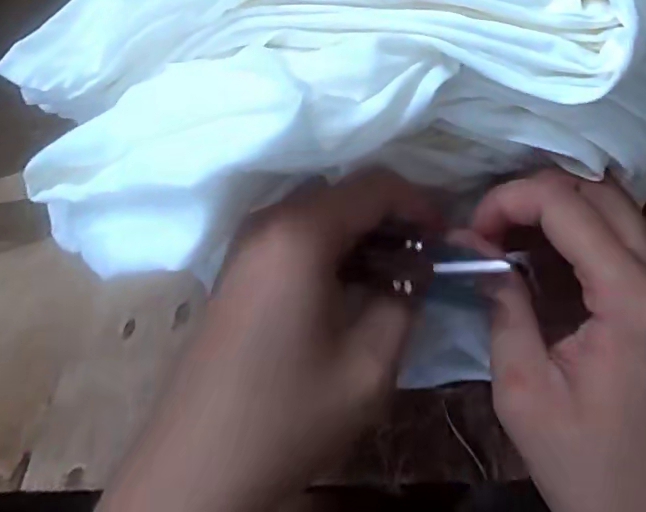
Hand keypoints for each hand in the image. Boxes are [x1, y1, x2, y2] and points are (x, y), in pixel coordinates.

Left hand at [100, 170, 440, 511]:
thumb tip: (420, 265)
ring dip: (360, 228)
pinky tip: (351, 281)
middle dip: (390, 215)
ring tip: (394, 270)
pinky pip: (296, 229)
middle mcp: (269, 218)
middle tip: (425, 255)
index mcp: (299, 232)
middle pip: (343, 191)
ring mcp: (248, 237)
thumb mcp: (368, 365)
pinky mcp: (239, 261)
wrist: (200, 461)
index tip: (445, 236)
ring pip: (319, 208)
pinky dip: (331, 241)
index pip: (373, 185)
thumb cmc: (288, 412)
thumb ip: (404, 299)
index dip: (418, 202)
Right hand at [470, 170, 645, 511]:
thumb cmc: (598, 472)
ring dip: (558, 202)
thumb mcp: (527, 395)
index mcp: (633, 295)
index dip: (507, 200)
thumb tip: (472, 245)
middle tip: (491, 225)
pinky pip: (624, 231)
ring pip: (613, 202)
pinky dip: (579, 223)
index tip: (474, 233)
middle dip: (532, 190)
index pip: (564, 200)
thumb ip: (501, 307)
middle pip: (594, 186)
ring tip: (511, 232)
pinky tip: (545, 252)